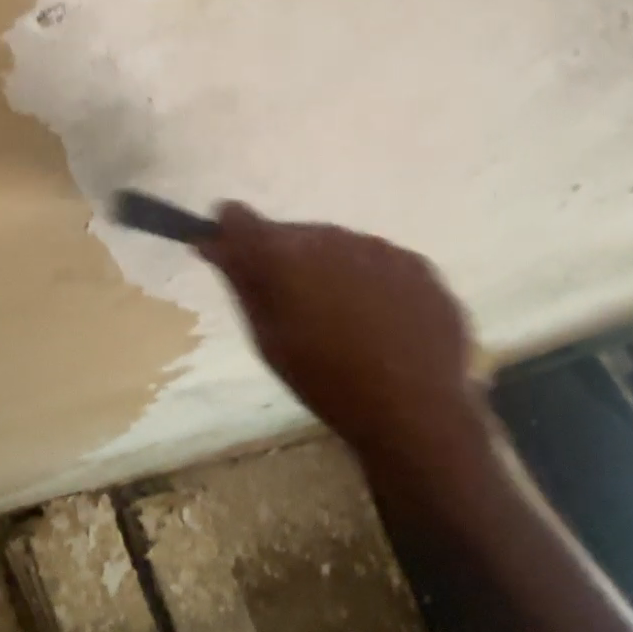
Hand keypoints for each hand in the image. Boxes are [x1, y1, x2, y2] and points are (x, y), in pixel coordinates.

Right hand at [197, 202, 486, 463]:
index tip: (230, 249)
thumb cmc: (324, 381)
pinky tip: (380, 322)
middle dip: (288, 258)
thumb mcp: (267, 337)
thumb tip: (212, 242)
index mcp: (286, 255)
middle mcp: (332, 238)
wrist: (414, 413)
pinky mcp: (420, 267)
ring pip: (341, 247)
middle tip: (293, 302)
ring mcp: (382, 249)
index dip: (232, 231)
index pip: (240, 218)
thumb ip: (241, 281)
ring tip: (342, 317)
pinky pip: (382, 263)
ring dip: (332, 269)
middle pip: (296, 234)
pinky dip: (373, 282)